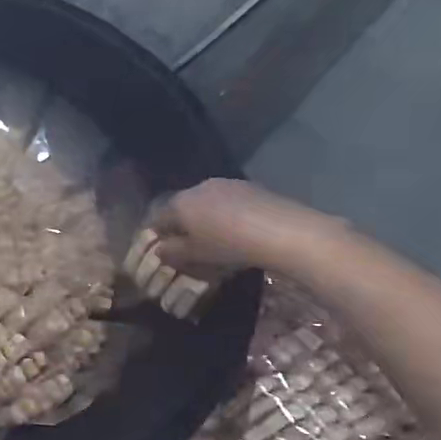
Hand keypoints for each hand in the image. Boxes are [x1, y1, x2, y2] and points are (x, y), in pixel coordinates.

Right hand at [154, 179, 350, 275]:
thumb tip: (159, 249)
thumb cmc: (228, 246)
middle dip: (182, 224)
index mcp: (180, 203)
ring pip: (206, 202)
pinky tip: (238, 230)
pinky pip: (228, 201)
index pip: (158, 217)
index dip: (157, 234)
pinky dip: (226, 214)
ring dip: (205, 218)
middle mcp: (199, 187)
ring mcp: (227, 184)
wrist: (283, 232)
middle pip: (182, 206)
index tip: (163, 249)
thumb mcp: (195, 255)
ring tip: (216, 238)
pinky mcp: (250, 186)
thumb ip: (172, 252)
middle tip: (189, 245)